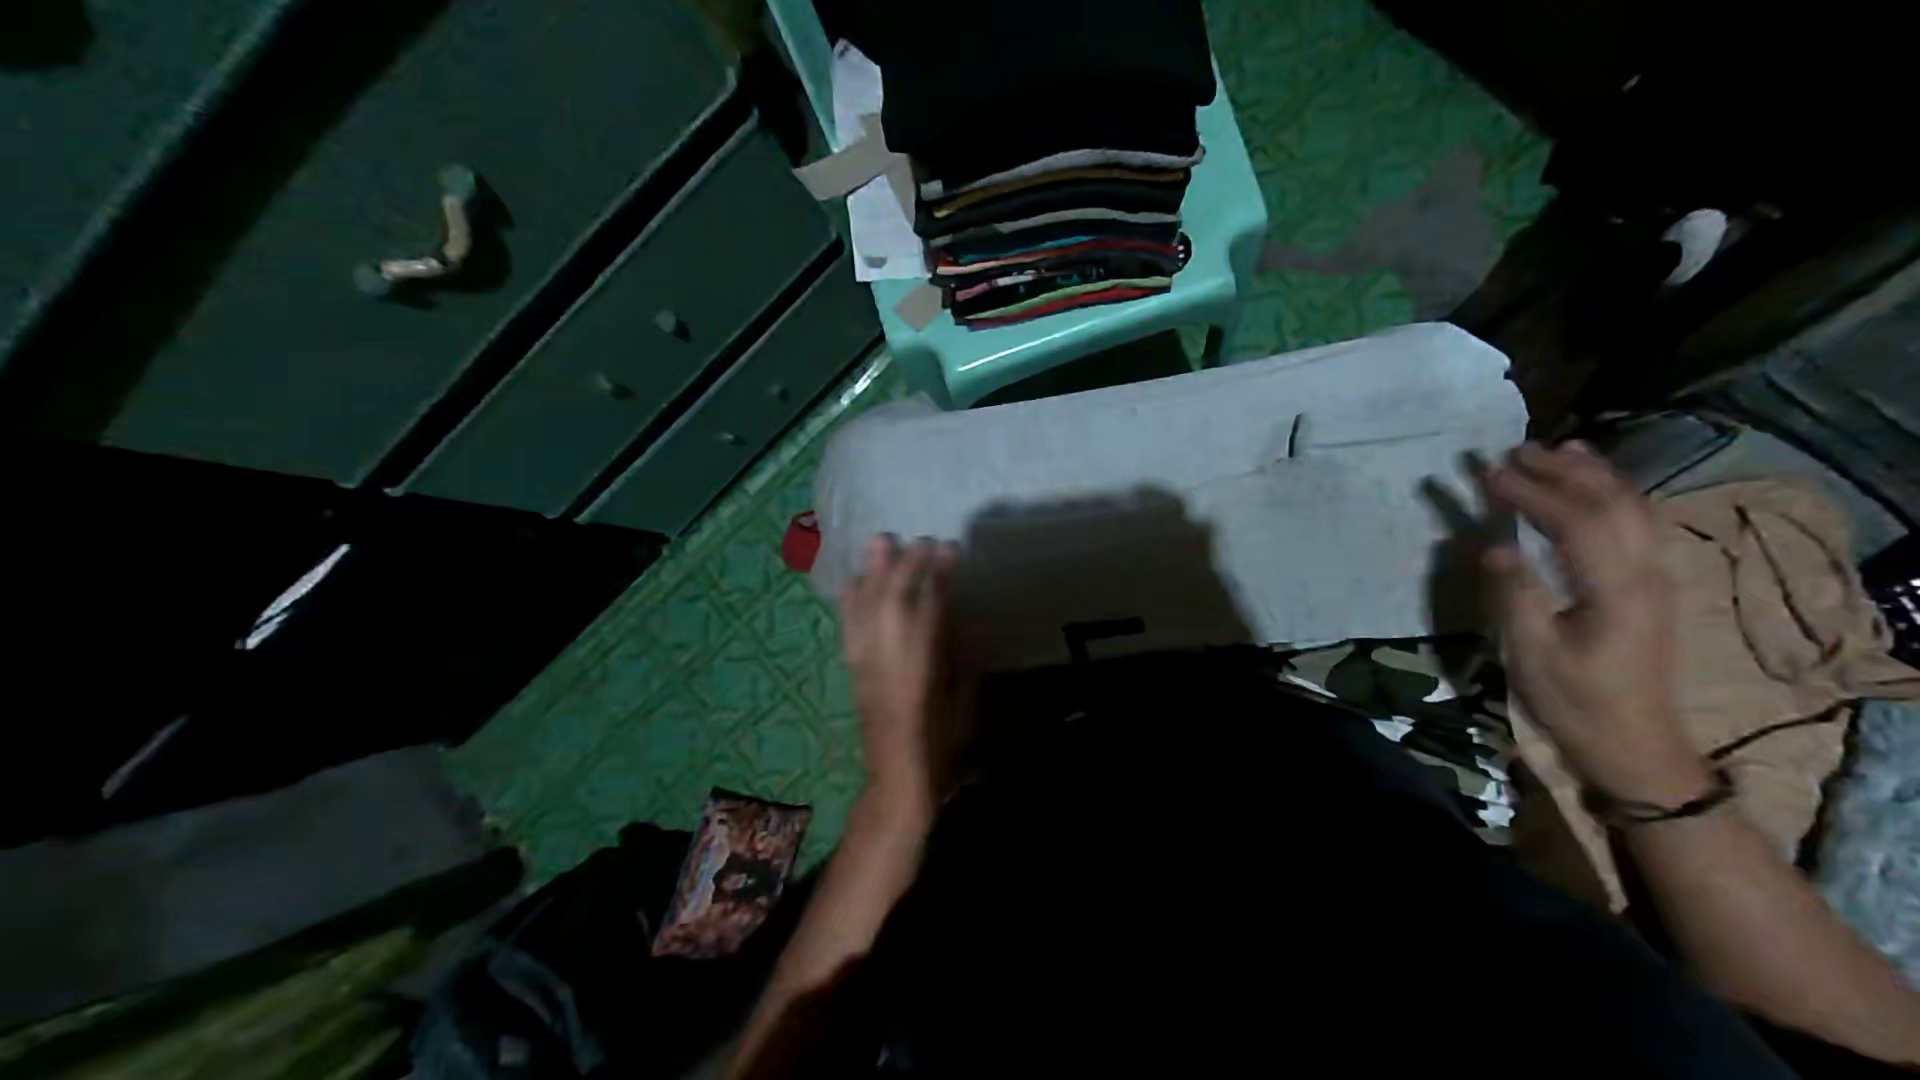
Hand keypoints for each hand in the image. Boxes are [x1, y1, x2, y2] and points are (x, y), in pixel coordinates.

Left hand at [836, 534, 966, 813]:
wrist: (895, 779)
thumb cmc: (939, 747)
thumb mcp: (965, 707)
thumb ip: (967, 663)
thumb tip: (974, 623)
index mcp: (922, 667)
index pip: (931, 610)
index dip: (938, 577)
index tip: (948, 549)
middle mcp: (889, 657)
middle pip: (894, 600)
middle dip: (906, 565)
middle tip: (920, 538)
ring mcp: (866, 661)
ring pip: (868, 608)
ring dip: (875, 572)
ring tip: (881, 541)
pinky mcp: (853, 668)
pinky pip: (847, 627)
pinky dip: (849, 601)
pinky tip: (853, 581)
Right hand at [1484, 442, 1712, 802]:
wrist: (1635, 739)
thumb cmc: (1575, 699)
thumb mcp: (1533, 653)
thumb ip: (1515, 595)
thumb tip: (1492, 545)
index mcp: (1615, 591)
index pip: (1574, 523)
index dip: (1531, 493)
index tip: (1487, 474)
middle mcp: (1647, 573)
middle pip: (1611, 504)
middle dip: (1562, 471)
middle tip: (1513, 450)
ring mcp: (1658, 576)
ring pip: (1635, 508)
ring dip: (1594, 474)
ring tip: (1557, 448)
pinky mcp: (1654, 583)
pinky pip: (1641, 523)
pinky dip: (1616, 493)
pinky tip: (1595, 484)